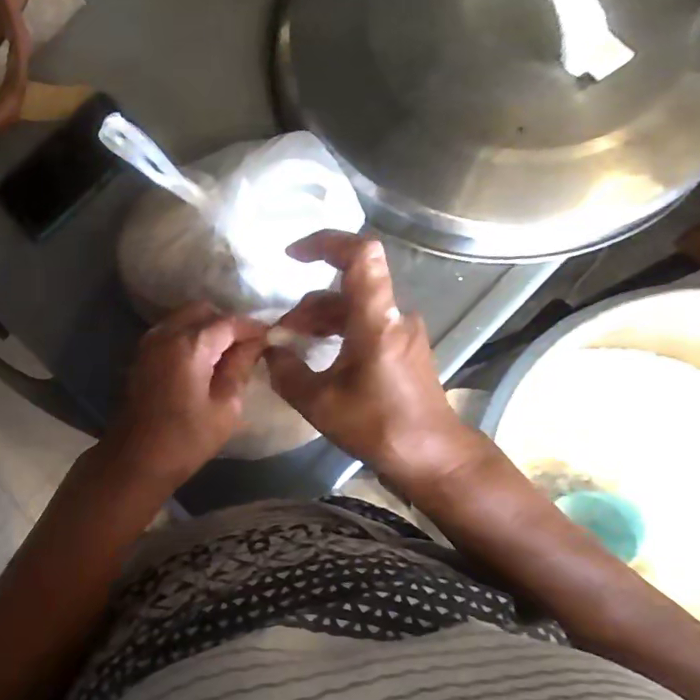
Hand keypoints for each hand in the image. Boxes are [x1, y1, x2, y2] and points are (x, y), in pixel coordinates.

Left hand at [107, 302, 268, 485]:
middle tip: (246, 347)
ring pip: (183, 319)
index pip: (229, 321)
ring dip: (206, 328)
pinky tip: (203, 362)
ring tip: (226, 355)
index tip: (270, 338)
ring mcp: (148, 343)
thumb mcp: (225, 407)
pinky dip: (188, 337)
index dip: (253, 327)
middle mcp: (165, 333)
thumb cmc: (185, 440)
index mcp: (189, 344)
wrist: (134, 462)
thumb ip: (240, 367)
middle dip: (227, 323)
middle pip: (202, 311)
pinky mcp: (139, 356)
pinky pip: (169, 333)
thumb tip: (255, 344)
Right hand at [266, 231, 491, 489]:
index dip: (324, 242)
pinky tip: (317, 357)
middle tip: (279, 335)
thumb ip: (286, 371)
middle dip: (305, 305)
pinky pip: (364, 326)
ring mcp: (402, 332)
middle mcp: (393, 316)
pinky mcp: (403, 348)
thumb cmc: (377, 426)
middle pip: (345, 288)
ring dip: (318, 321)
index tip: (291, 256)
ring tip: (291, 348)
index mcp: (375, 320)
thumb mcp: (319, 403)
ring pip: (353, 308)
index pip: (360, 255)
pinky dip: (336, 333)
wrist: (431, 456)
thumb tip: (269, 351)